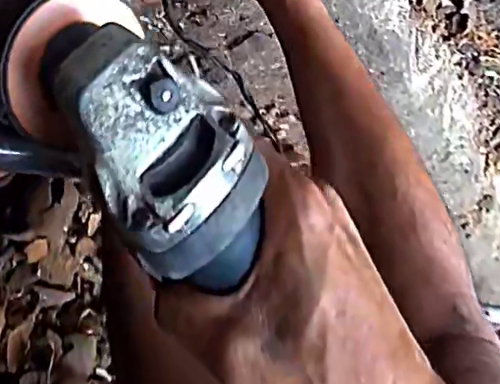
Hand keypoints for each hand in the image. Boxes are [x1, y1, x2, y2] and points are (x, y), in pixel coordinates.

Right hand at [153, 149, 444, 383]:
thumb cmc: (333, 378)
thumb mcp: (225, 343)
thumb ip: (174, 299)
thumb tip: (156, 274)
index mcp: (296, 201)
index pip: (228, 140)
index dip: (192, 153)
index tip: (172, 175)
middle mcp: (320, 199)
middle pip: (244, 170)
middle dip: (213, 197)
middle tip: (193, 234)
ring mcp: (335, 220)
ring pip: (265, 197)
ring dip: (240, 222)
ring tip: (227, 266)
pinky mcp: (343, 244)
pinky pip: (288, 220)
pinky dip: (265, 240)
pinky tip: (260, 285)